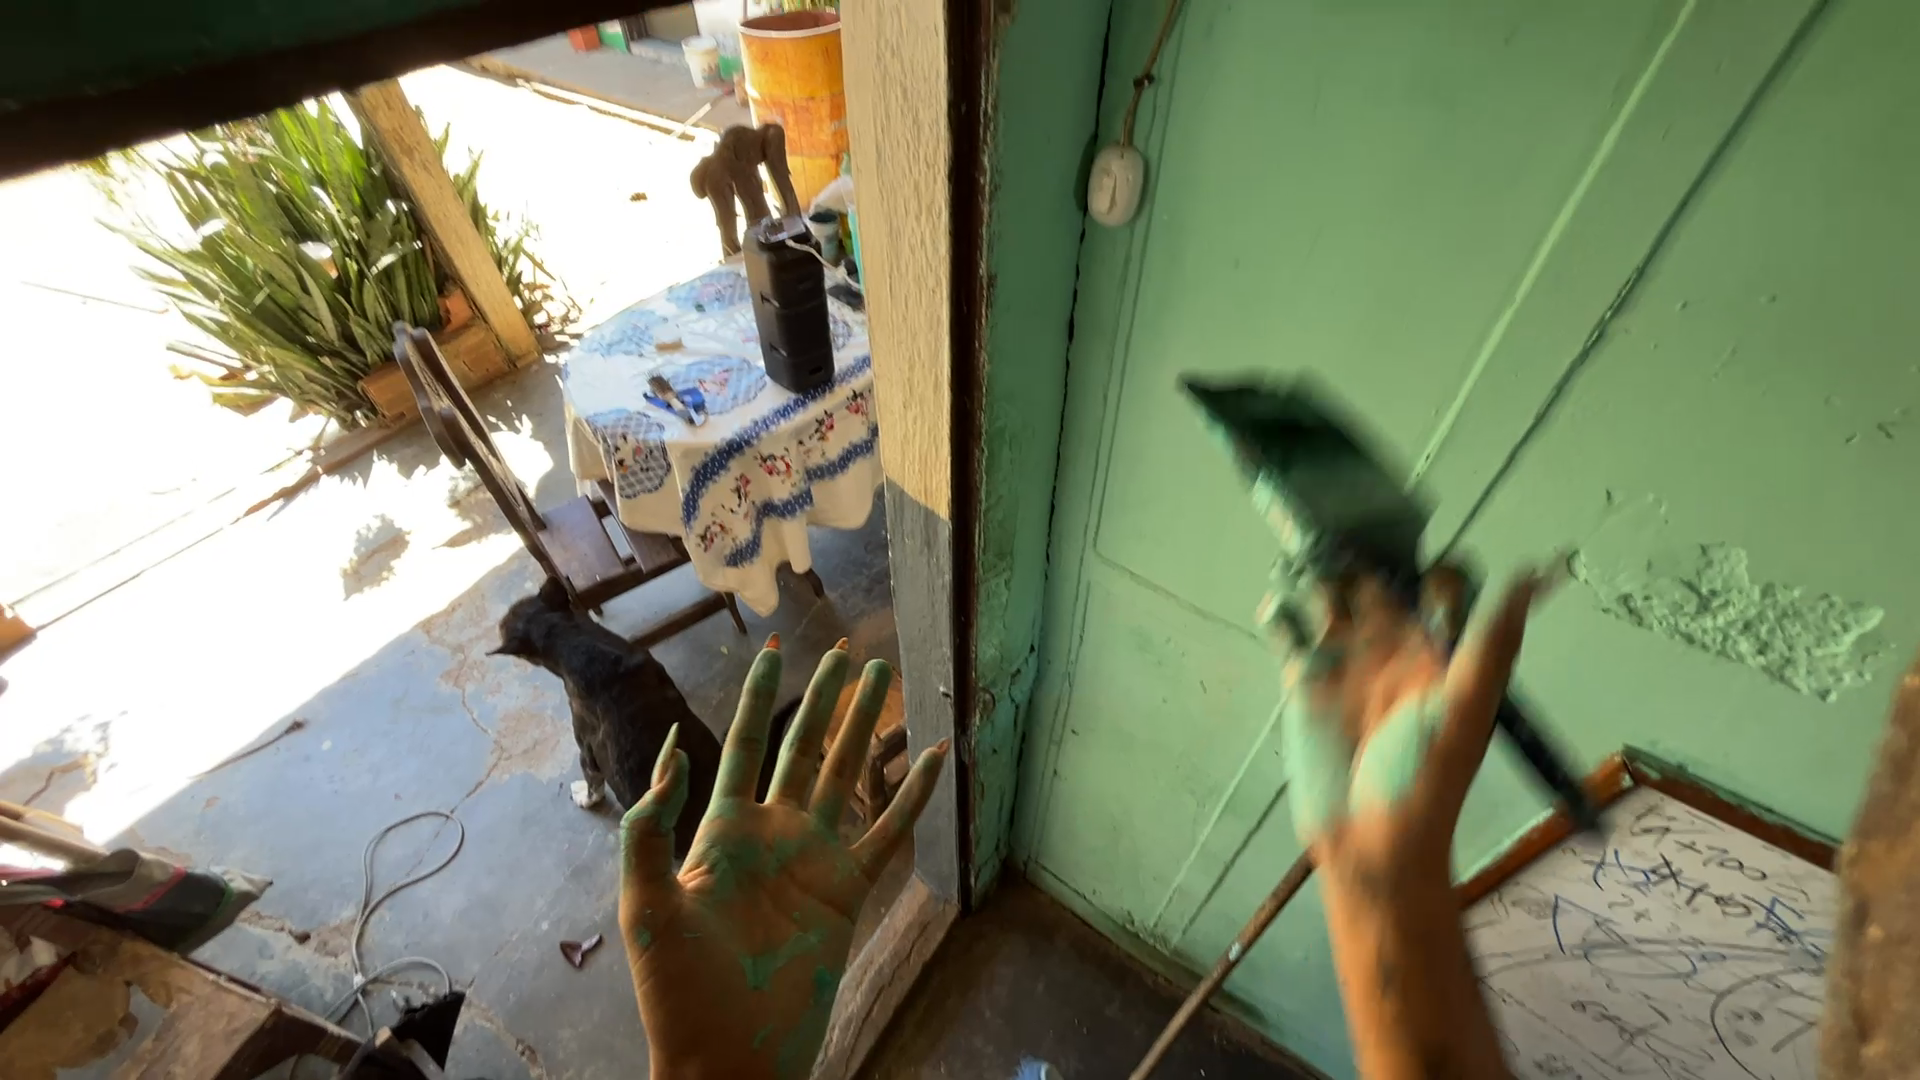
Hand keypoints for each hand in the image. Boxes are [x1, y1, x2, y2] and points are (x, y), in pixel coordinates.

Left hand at [618, 636, 949, 1079]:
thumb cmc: (678, 991)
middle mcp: (776, 829)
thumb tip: (673, 751)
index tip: (774, 651)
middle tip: (849, 655)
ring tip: (886, 681)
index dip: (758, 697)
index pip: (745, 743)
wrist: (729, 1059)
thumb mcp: (647, 907)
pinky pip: (890, 828)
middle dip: (825, 698)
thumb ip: (651, 830)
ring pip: (850, 773)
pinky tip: (934, 757)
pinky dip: (915, 792)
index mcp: (726, 828)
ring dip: (869, 727)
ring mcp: (817, 854)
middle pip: (806, 745)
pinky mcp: (850, 886)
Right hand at [1281, 565, 1552, 876]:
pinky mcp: (1302, 677)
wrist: (1369, 839)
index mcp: (1438, 650)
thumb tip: (1533, 575)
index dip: (1430, 567)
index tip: (1410, 565)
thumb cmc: (1425, 776)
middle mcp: (1391, 646)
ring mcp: (1344, 660)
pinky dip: (1279, 613)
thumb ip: (1489, 643)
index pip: (1441, 587)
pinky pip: (1287, 632)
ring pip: (1326, 597)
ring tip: (1305, 578)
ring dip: (1313, 580)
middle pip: (1375, 581)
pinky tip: (1280, 613)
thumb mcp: (1464, 708)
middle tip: (1338, 547)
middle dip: (1357, 558)